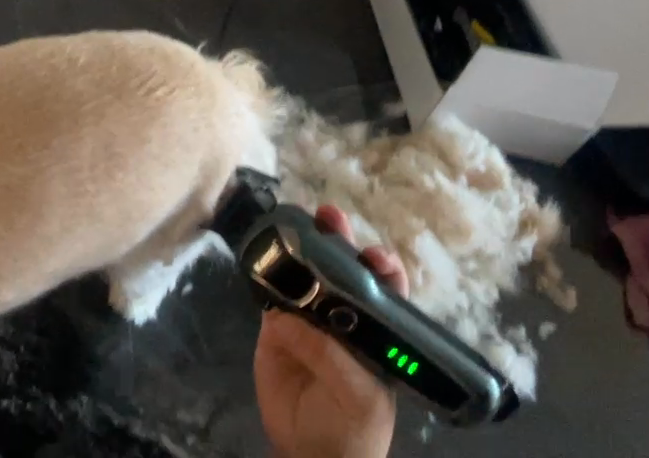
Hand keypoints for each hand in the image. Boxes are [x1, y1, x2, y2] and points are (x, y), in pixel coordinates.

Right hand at [253, 205, 409, 457]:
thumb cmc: (352, 426)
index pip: (385, 293)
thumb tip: (287, 319)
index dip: (381, 267)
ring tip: (294, 220)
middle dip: (339, 241)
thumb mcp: (359, 395)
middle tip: (330, 215)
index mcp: (377, 333)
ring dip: (300, 248)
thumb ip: (330, 355)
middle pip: (343, 272)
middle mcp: (344, 318)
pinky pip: (270, 294)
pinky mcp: (275, 327)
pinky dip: (265, 272)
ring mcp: (308, 320)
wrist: (309, 453)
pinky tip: (263, 251)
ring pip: (305, 275)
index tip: (373, 253)